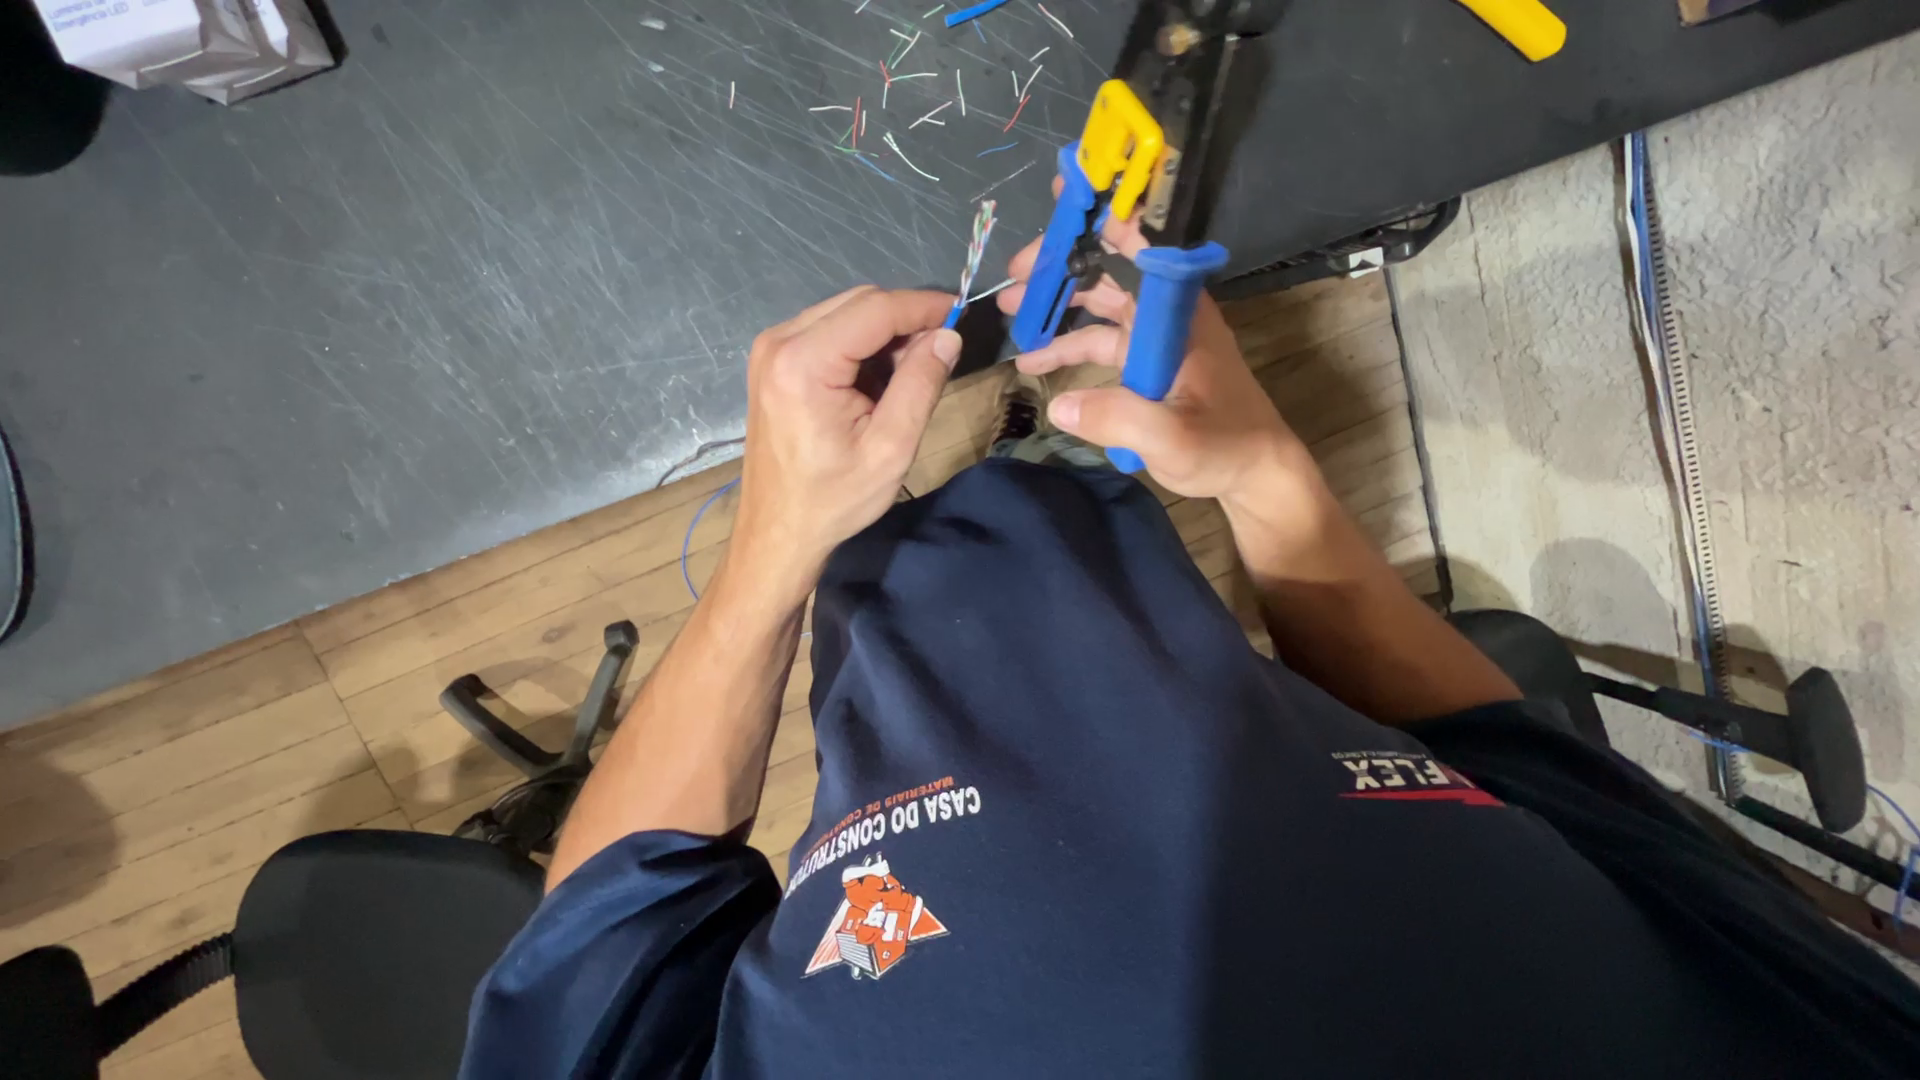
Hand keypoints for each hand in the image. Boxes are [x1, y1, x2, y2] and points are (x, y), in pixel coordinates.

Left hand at [729, 286, 961, 604]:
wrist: (779, 530)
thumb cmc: (834, 499)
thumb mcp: (891, 447)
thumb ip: (921, 384)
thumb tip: (949, 336)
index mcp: (804, 363)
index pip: (875, 309)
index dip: (923, 306)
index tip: (962, 315)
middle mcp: (779, 342)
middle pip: (858, 303)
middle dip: (904, 320)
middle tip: (939, 355)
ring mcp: (771, 348)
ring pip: (845, 313)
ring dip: (883, 334)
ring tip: (908, 377)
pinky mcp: (773, 360)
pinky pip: (828, 331)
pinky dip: (860, 345)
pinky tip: (875, 382)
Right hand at [995, 183, 1311, 509]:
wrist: (1252, 472)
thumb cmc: (1223, 446)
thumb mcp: (1171, 438)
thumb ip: (1116, 418)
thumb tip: (1059, 405)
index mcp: (1178, 313)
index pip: (1143, 246)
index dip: (1106, 213)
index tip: (1068, 190)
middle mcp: (1166, 314)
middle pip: (1111, 270)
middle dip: (1061, 267)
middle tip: (1014, 273)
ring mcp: (1156, 338)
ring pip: (1101, 306)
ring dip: (1058, 306)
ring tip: (1010, 310)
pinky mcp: (1148, 363)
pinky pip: (1102, 343)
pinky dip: (1069, 346)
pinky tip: (1036, 361)